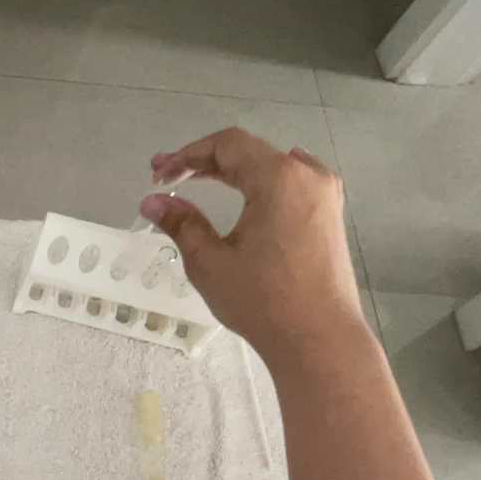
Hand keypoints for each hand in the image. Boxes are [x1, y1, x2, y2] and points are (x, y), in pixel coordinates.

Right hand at [139, 128, 371, 369]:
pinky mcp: (328, 212)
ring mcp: (324, 192)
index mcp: (278, 179)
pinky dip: (257, 183)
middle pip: (249, 152)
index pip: (227, 145)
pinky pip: (289, 181)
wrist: (316, 334)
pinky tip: (243, 195)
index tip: (157, 175)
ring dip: (230, 171)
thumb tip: (152, 201)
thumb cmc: (260, 299)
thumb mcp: (210, 262)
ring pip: (270, 165)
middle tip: (164, 175)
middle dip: (203, 162)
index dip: (187, 155)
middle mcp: (307, 174)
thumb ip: (181, 224)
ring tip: (197, 183)